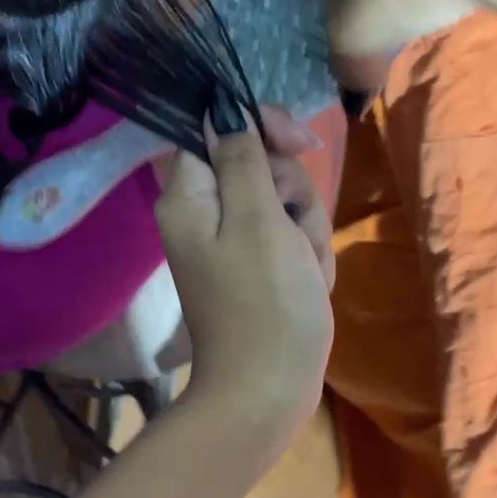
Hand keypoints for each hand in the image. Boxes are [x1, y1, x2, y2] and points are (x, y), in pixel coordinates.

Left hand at [154, 126, 334, 418]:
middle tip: (295, 230)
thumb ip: (242, 159)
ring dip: (306, 228)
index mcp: (188, 195)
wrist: (269, 390)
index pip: (215, 129)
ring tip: (304, 268)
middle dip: (293, 192)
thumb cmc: (265, 303)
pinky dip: (306, 254)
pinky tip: (308, 282)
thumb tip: (219, 107)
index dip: (259, 128)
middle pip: (257, 164)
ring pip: (282, 199)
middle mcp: (201, 211)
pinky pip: (289, 235)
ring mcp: (230, 238)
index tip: (298, 142)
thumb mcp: (258, 220)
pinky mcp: (255, 262)